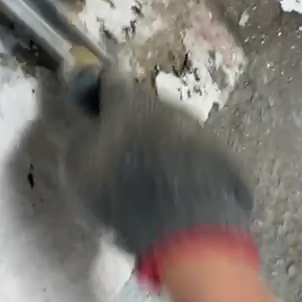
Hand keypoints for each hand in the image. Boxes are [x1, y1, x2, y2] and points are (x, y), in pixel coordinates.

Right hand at [62, 70, 254, 277]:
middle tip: (123, 151)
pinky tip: (180, 191)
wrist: (186, 221)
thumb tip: (85, 130)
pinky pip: (198, 158)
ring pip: (174, 131)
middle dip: (133, 124)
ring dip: (162, 146)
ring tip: (153, 178)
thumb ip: (80, 142)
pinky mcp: (224, 157)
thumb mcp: (78, 168)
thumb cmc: (120, 191)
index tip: (90, 102)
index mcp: (127, 102)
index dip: (97, 89)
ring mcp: (200, 130)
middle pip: (145, 107)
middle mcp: (167, 106)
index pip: (108, 79)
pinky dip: (187, 168)